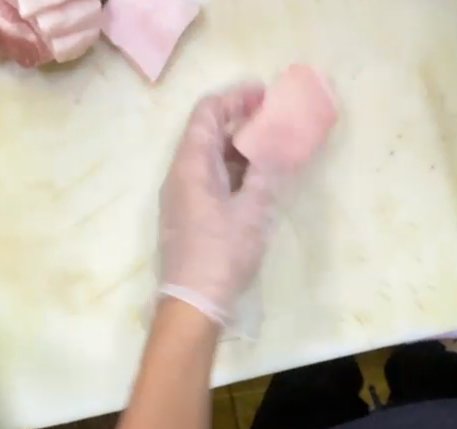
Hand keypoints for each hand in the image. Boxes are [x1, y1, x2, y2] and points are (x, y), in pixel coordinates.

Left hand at [158, 83, 276, 325]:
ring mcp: (181, 200)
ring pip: (209, 162)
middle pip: (206, 135)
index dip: (235, 98)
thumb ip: (265, 175)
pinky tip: (254, 185)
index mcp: (191, 166)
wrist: (193, 304)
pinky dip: (231, 175)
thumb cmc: (222, 255)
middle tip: (272, 123)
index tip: (264, 96)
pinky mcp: (187, 221)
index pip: (207, 113)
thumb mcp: (252, 212)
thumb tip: (276, 151)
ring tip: (269, 153)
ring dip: (237, 152)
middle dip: (239, 124)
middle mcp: (180, 177)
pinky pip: (209, 184)